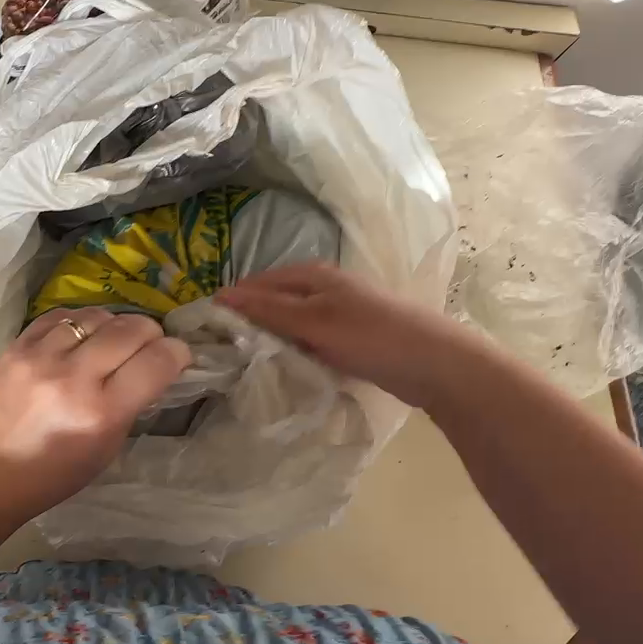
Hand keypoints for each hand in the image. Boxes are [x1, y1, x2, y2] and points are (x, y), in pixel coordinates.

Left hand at [0, 308, 191, 521]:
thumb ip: (129, 406)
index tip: (178, 356)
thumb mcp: (104, 451)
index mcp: (101, 414)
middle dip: (151, 333)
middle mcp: (73, 377)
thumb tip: (151, 368)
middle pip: (130, 329)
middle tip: (150, 344)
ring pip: (96, 314)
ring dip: (115, 323)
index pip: (156, 362)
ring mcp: (41, 356)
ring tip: (113, 339)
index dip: (177, 353)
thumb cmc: (49, 475)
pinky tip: (81, 334)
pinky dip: (79, 321)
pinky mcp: (17, 344)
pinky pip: (60, 315)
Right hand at [216, 262, 494, 406]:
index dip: (230, 304)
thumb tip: (218, 296)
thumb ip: (266, 310)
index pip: (254, 284)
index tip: (205, 332)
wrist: (437, 366)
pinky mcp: (348, 337)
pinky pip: (307, 340)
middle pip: (271, 302)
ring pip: (288, 323)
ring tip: (247, 363)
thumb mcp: (313, 322)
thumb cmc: (371, 336)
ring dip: (270, 340)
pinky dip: (293, 351)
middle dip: (248, 323)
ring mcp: (336, 313)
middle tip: (223, 352)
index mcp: (311, 275)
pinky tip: (285, 368)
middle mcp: (322, 288)